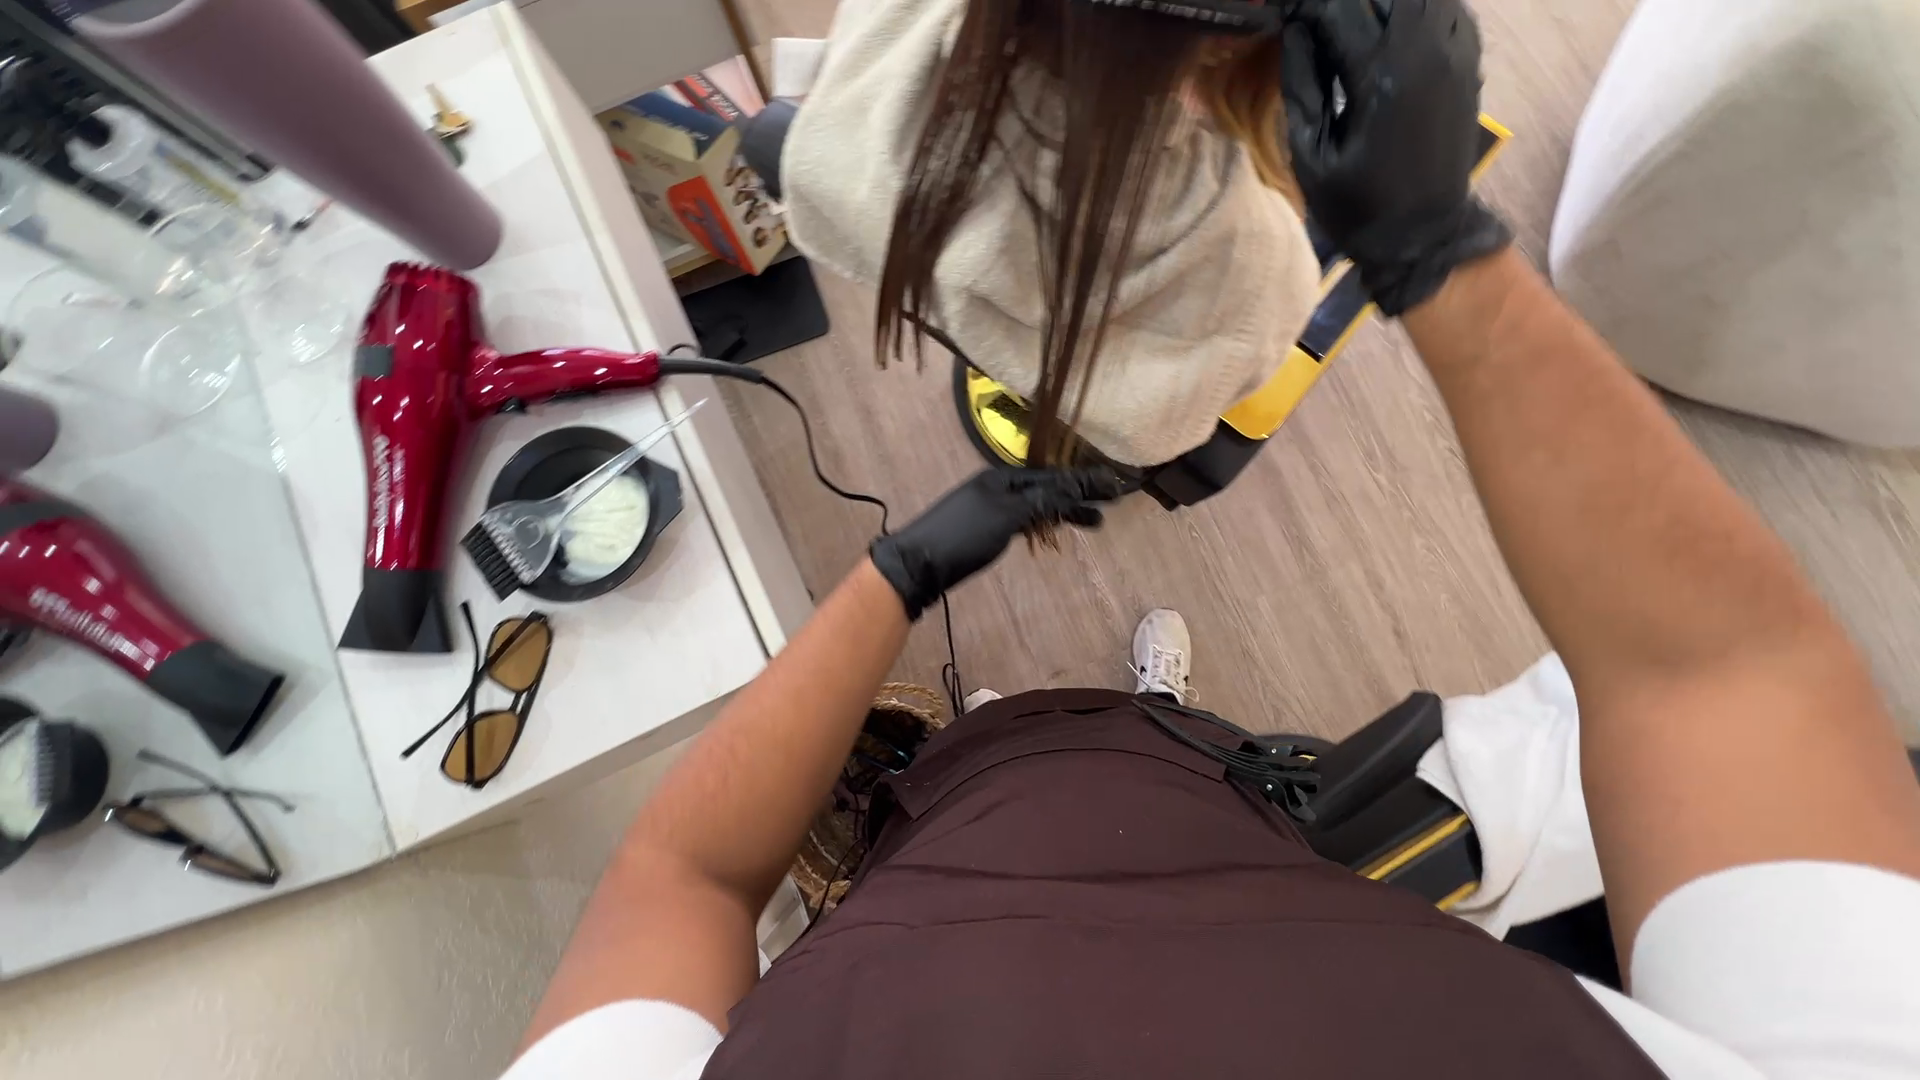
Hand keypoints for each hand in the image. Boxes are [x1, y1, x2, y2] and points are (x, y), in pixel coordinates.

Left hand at [869, 467, 1126, 618]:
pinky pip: (1024, 518)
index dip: (1084, 483)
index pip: (1053, 477)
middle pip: (1047, 488)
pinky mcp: (984, 528)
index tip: (1114, 487)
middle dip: (1078, 497)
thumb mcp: (1006, 516)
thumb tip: (1073, 487)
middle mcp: (997, 487)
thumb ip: (1041, 502)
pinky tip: (1052, 528)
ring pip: (1036, 505)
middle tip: (1110, 507)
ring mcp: (990, 507)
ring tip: (1094, 522)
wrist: (919, 563)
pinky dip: (1043, 522)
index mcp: (1002, 478)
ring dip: (1063, 511)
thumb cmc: (962, 536)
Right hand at [1281, 0, 1511, 314]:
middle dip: (1349, 1)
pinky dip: (1418, 10)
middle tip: (1322, 14)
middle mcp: (1426, 50)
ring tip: (1355, 22)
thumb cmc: (1357, 207)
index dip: (1306, 6)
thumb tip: (1295, 33)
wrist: (1421, 235)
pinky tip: (1392, 28)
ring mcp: (1456, 53)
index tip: (1286, 12)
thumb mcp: (1312, 156)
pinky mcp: (1470, 63)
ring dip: (1385, 5)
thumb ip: (1303, 88)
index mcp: (1380, 76)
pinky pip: (1450, 9)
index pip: (1340, 10)